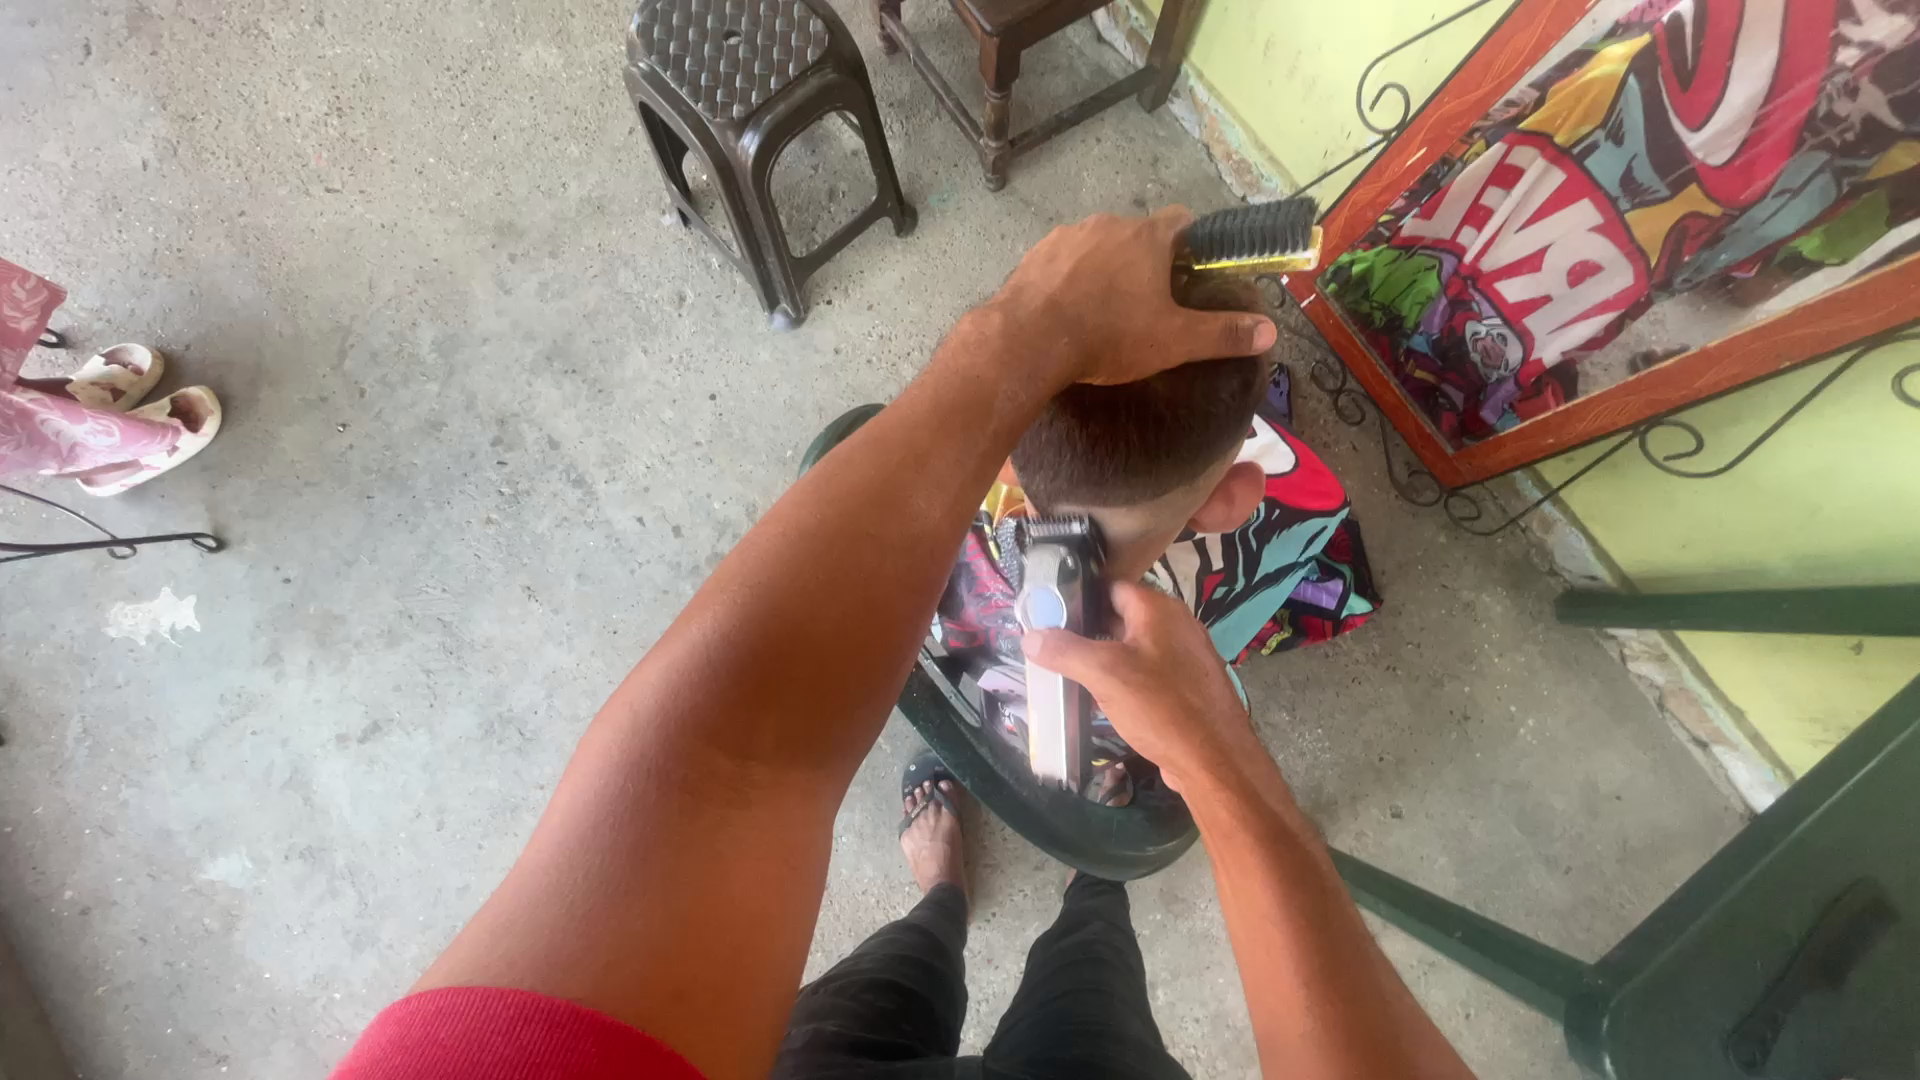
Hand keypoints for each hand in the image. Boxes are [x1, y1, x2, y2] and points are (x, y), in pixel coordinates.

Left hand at [990, 207, 1277, 386]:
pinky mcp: (1033, 256)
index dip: (1191, 244)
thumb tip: (1269, 331)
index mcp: (1148, 238)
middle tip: (1143, 302)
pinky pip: (1060, 263)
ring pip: (1095, 247)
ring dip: (1102, 269)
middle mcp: (1108, 224)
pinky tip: (1064, 309)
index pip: (1182, 221)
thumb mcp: (1173, 341)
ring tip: (1100, 309)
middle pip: (1136, 235)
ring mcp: (1066, 237)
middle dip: (1143, 262)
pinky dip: (1067, 279)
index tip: (1189, 272)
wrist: (1029, 340)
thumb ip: (1221, 334)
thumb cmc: (1108, 337)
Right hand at [1022, 580, 1265, 793]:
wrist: (1216, 762)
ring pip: (1134, 647)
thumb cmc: (1160, 706)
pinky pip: (1149, 672)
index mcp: (1159, 609)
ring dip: (1105, 658)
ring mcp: (1186, 656)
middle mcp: (1177, 624)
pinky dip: (1125, 680)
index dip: (1079, 596)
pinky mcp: (1189, 686)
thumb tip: (1030, 637)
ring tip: (1072, 673)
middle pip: (1121, 616)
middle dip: (1087, 630)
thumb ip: (1064, 650)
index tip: (1050, 613)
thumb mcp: (1104, 674)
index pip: (1111, 586)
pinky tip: (1105, 700)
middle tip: (1054, 646)